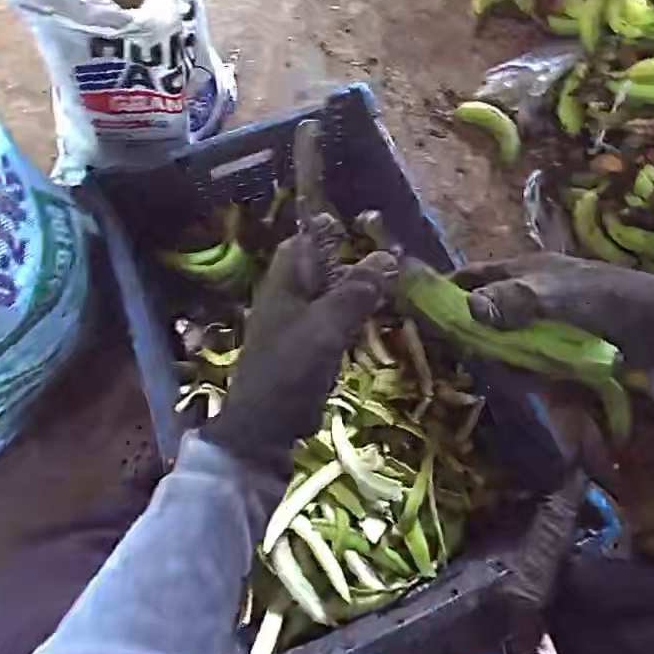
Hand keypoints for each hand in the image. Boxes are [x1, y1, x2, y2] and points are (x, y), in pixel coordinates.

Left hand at [200, 219, 398, 472]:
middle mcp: (284, 296)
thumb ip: (356, 291)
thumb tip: (388, 257)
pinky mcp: (301, 347)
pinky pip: (327, 320)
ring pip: (325, 293)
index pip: (303, 240)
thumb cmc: (291, 367)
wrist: (265, 426)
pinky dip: (347, 315)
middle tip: (387, 260)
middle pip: (317, 266)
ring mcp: (291, 322)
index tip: (364, 227)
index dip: (330, 231)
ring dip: (351, 289)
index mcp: (283, 282)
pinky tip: (368, 320)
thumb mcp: (327, 326)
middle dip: (349, 261)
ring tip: (386, 286)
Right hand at [454, 254, 653, 370]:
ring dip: (507, 362)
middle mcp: (520, 298)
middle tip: (482, 359)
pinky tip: (544, 381)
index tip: (425, 320)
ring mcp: (537, 326)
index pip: (467, 279)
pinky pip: (525, 364)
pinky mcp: (553, 352)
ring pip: (500, 346)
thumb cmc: (607, 298)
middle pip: (479, 318)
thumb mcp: (559, 294)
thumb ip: (516, 300)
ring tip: (528, 373)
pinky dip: (528, 374)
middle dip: (477, 341)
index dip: (444, 294)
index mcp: (516, 272)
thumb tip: (469, 308)